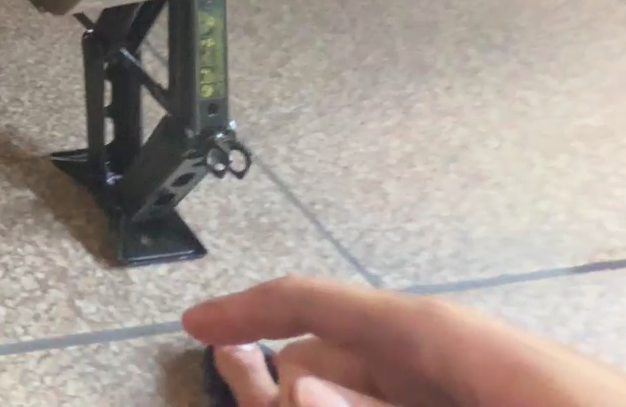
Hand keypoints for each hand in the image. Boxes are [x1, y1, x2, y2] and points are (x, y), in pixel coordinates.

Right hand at [185, 275, 625, 406]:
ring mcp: (485, 382)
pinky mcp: (501, 397)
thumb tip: (299, 384)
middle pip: (340, 349)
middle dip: (294, 381)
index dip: (245, 309)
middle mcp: (460, 351)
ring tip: (315, 405)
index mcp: (449, 338)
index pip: (315, 300)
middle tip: (265, 404)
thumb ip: (382, 406)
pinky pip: (415, 400)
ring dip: (334, 402)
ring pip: (375, 383)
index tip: (193, 327)